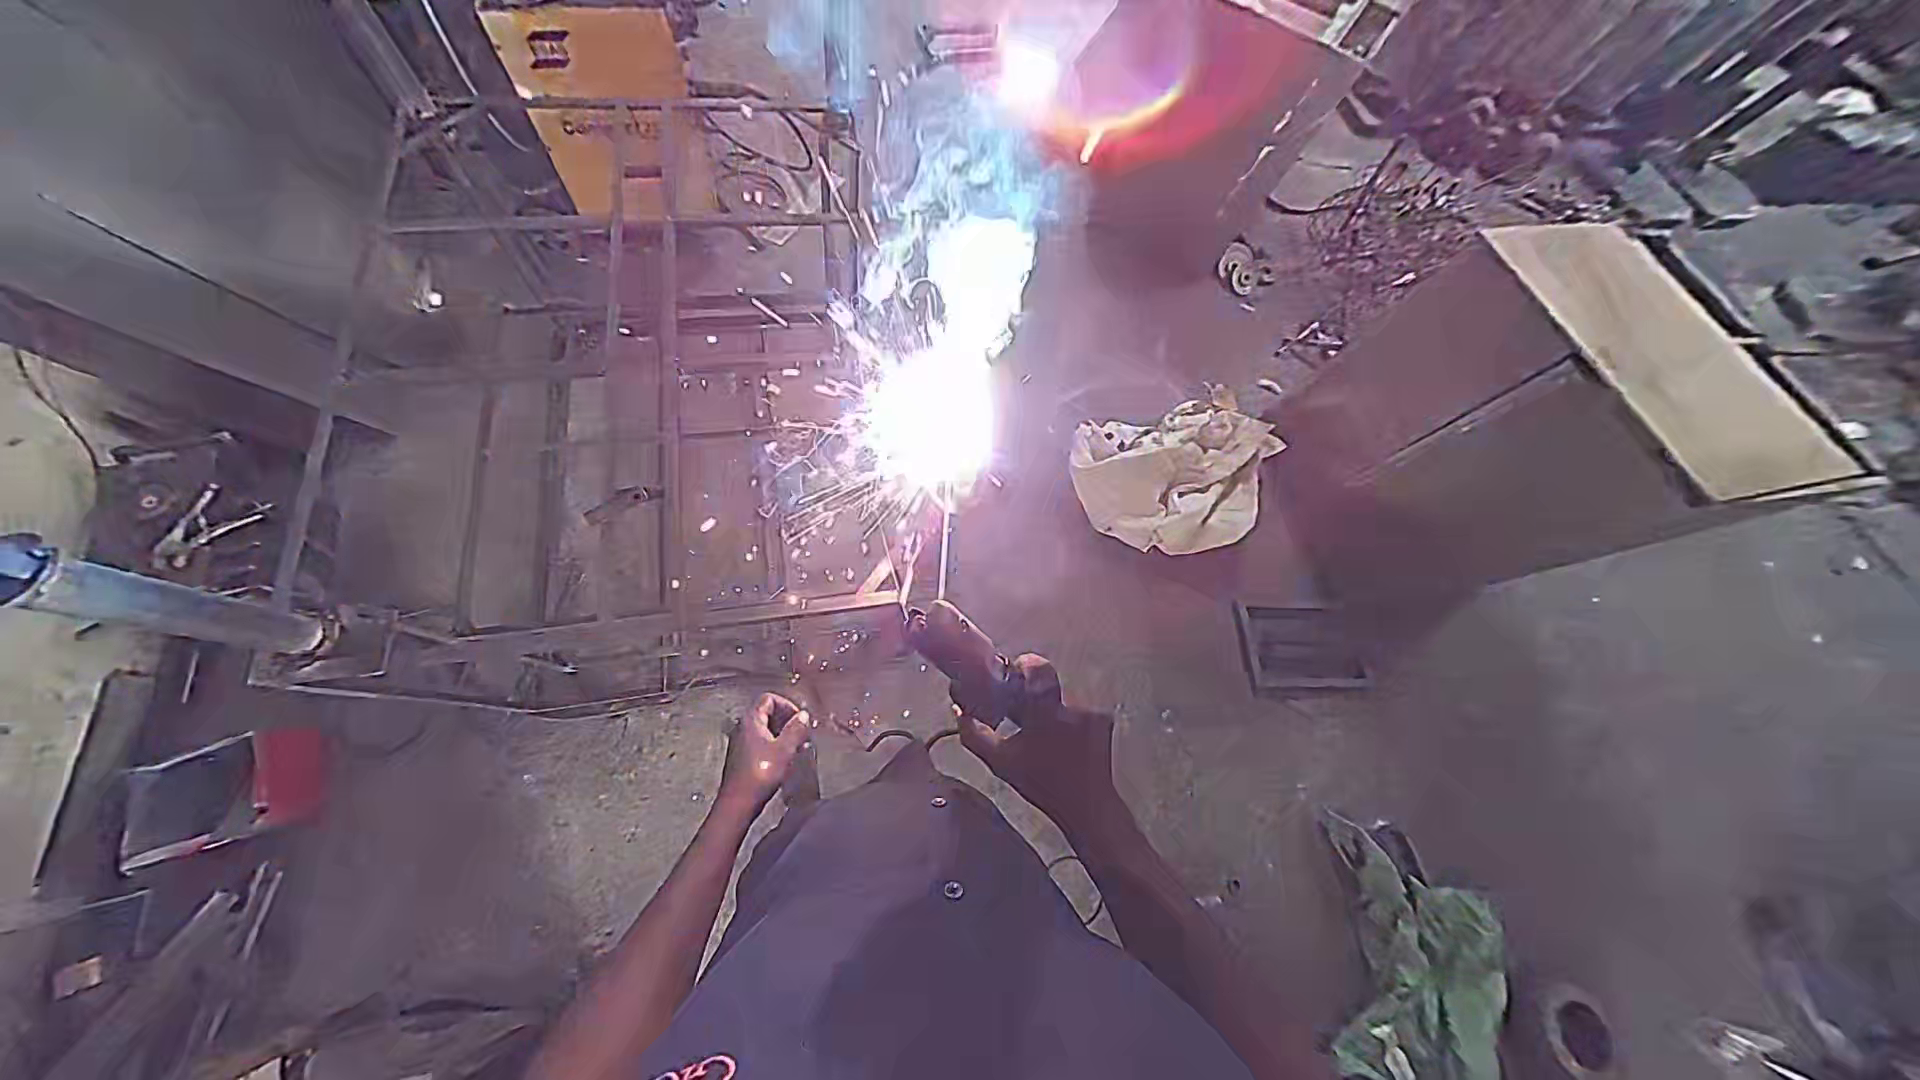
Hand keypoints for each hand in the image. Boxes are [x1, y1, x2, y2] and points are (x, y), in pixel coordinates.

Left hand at [719, 693, 812, 813]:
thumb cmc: (760, 774)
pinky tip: (783, 759)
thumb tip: (803, 715)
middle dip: (786, 720)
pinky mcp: (741, 758)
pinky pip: (760, 743)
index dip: (787, 705)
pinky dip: (774, 745)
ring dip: (782, 734)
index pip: (768, 699)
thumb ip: (796, 729)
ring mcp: (740, 744)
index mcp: (751, 721)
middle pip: (766, 712)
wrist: (738, 804)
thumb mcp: (785, 749)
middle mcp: (742, 728)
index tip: (799, 719)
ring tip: (795, 747)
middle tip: (800, 732)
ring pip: (764, 729)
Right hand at [952, 654, 1129, 839]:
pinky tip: (1063, 737)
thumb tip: (959, 712)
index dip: (1025, 664)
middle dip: (1034, 690)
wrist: (1088, 804)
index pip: (1038, 667)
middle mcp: (1071, 705)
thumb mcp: (1001, 762)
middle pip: (1048, 681)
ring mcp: (1091, 712)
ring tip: (1044, 729)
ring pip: (1062, 694)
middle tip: (1025, 706)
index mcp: (1045, 712)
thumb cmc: (1041, 783)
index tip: (1014, 675)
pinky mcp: (1104, 719)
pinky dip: (1068, 717)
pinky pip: (1079, 706)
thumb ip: (974, 735)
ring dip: (1050, 706)